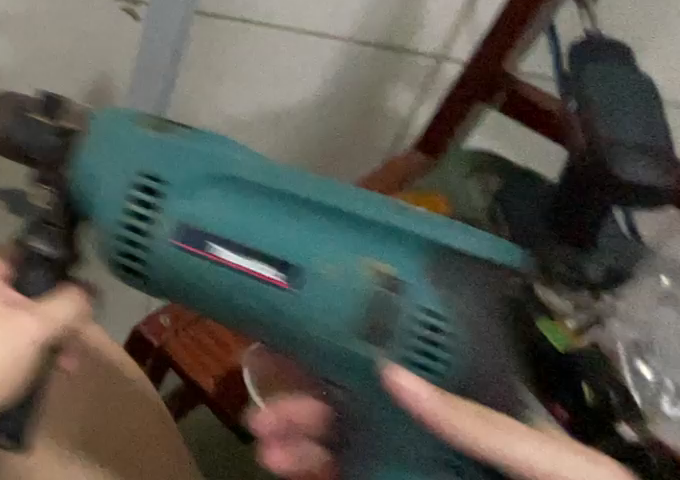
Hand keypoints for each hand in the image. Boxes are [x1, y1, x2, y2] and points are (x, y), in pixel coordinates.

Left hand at [0, 246, 91, 425]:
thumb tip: (90, 290)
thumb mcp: (35, 328)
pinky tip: (47, 368)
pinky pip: (1, 325)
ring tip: (68, 365)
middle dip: (56, 319)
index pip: (30, 256)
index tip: (86, 304)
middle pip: (25, 288)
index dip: (61, 278)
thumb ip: (68, 305)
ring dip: (45, 335)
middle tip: (79, 345)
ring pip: (16, 310)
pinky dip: (24, 342)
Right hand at [248, 362, 635, 479]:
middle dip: (299, 411)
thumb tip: (390, 372)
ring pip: (340, 450)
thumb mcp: (558, 467)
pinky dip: (310, 473)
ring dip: (294, 445)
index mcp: (465, 420)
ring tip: (266, 450)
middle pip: (350, 415)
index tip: (288, 352)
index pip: (390, 378)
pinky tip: (286, 469)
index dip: (335, 361)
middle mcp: (431, 442)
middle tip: (261, 418)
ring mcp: (414, 475)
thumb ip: (481, 424)